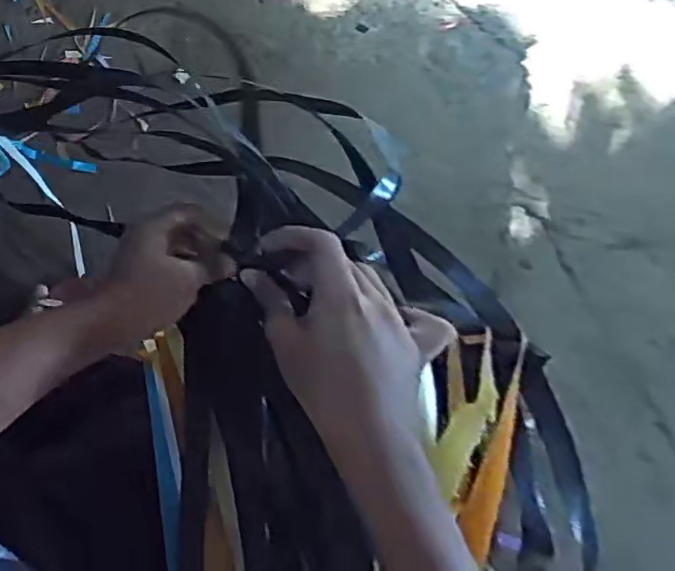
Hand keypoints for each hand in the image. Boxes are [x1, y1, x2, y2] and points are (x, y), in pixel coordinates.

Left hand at [68, 205, 229, 354]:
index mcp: (152, 225)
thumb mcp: (187, 279)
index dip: (212, 226)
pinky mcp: (136, 268)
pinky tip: (199, 282)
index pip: (187, 212)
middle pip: (178, 226)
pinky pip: (164, 259)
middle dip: (204, 242)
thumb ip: (210, 266)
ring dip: (194, 255)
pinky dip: (182, 266)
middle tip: (227, 262)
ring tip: (218, 274)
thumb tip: (230, 261)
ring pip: (171, 244)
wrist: (113, 318)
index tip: (231, 247)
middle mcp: (142, 231)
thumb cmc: (151, 293)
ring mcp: (137, 249)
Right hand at [242, 227, 453, 454]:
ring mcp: (403, 324)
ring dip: (342, 279)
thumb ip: (271, 300)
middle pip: (344, 260)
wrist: (372, 438)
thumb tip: (254, 274)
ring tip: (319, 298)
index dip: (292, 236)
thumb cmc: (321, 385)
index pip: (322, 242)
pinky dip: (401, 309)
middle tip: (283, 278)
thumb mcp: (284, 339)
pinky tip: (385, 318)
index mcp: (342, 294)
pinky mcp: (418, 347)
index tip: (268, 250)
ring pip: (373, 282)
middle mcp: (377, 301)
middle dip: (309, 261)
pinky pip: (420, 317)